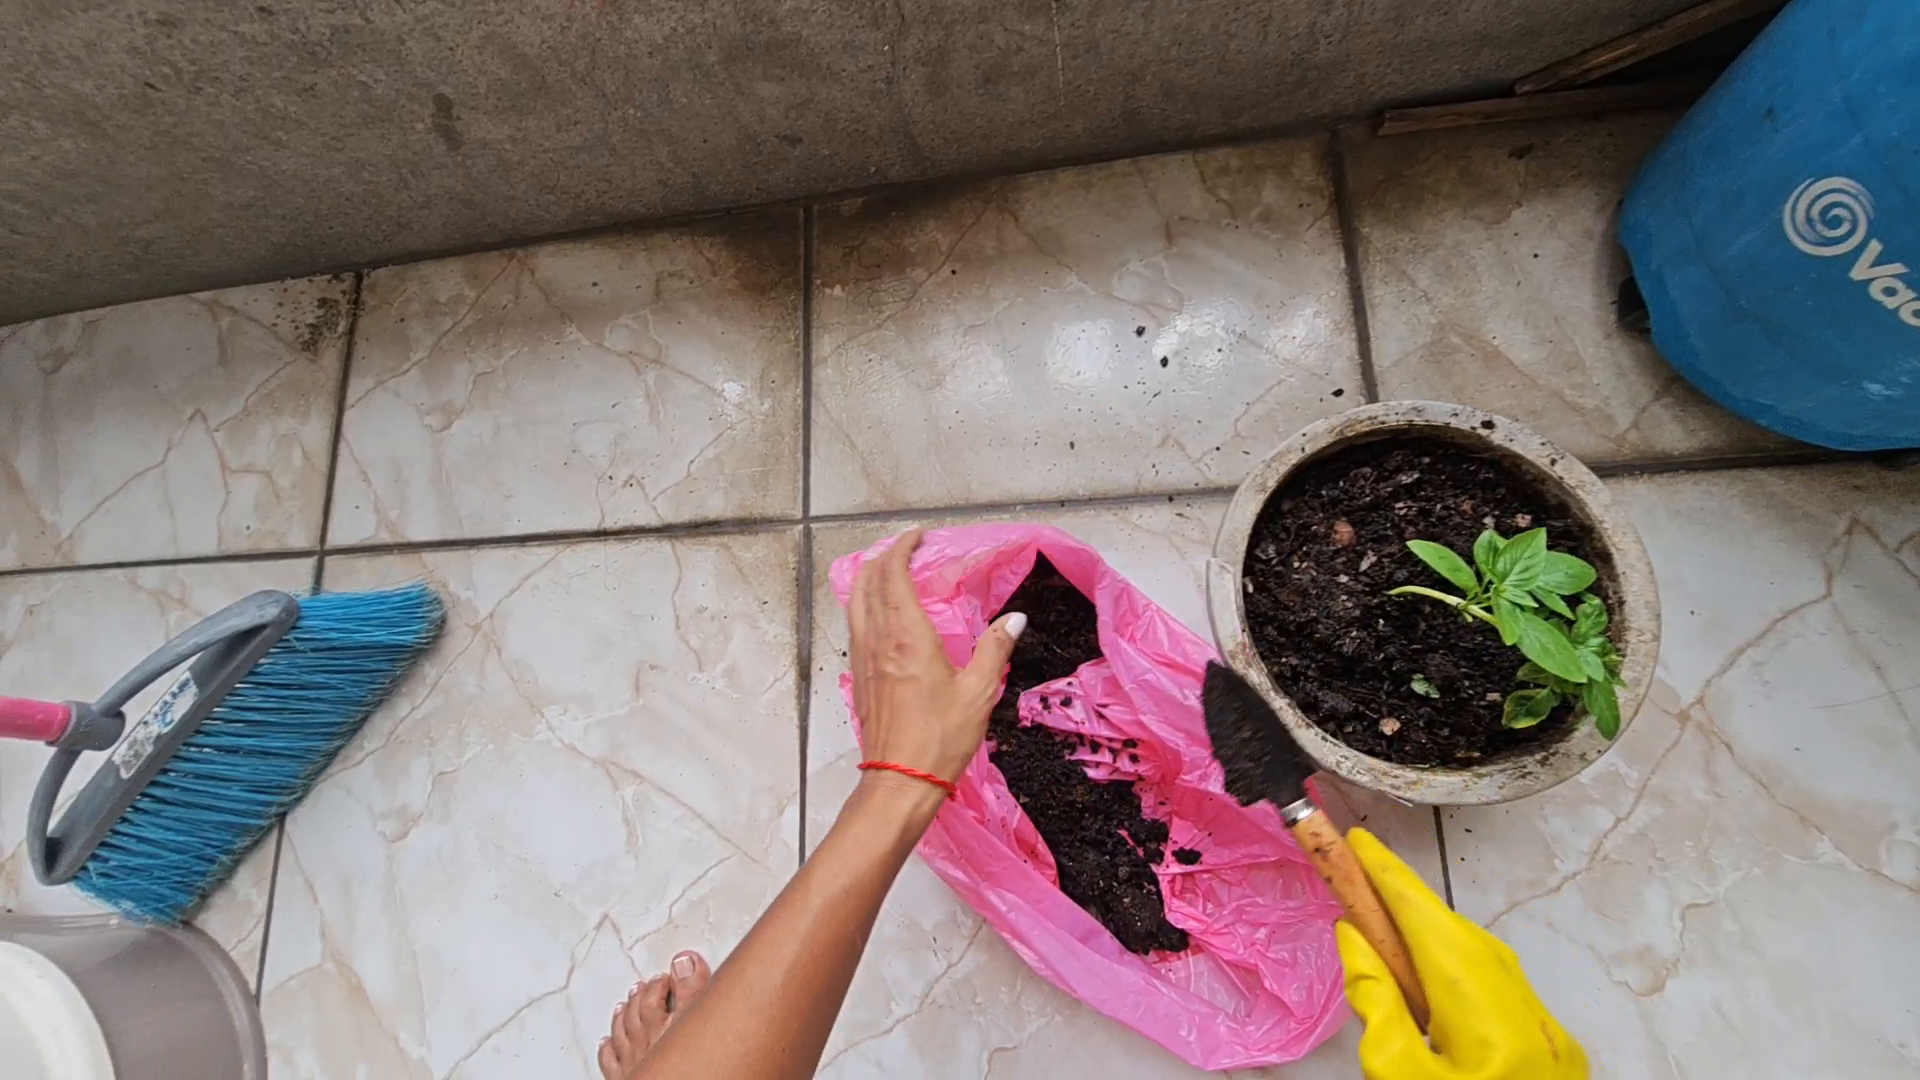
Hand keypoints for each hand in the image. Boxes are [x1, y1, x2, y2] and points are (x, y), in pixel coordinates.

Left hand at [848, 530, 1025, 785]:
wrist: (900, 779)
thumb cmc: (941, 736)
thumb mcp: (979, 691)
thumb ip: (995, 649)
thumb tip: (1015, 619)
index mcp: (907, 636)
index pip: (894, 574)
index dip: (903, 548)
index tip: (918, 537)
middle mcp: (878, 638)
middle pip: (869, 580)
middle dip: (885, 556)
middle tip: (908, 549)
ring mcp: (863, 656)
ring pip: (855, 600)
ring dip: (870, 577)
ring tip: (890, 571)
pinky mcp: (859, 674)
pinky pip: (855, 623)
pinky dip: (863, 602)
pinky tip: (880, 611)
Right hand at [1337, 828, 1586, 1079]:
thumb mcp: (1397, 1075)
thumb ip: (1375, 1001)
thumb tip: (1356, 941)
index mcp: (1486, 1019)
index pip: (1429, 921)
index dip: (1390, 875)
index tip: (1357, 842)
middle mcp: (1526, 1016)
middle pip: (1457, 933)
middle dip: (1406, 900)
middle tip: (1357, 882)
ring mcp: (1546, 1034)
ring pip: (1480, 956)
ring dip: (1430, 931)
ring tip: (1384, 932)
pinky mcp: (1551, 1051)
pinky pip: (1495, 984)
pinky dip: (1454, 963)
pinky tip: (1428, 976)